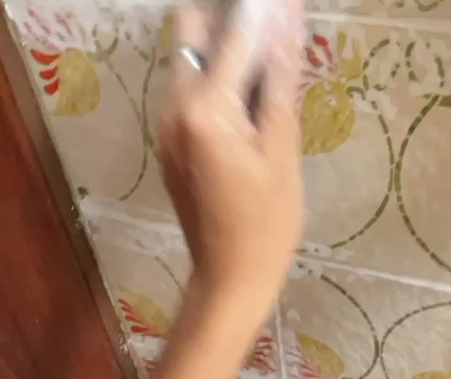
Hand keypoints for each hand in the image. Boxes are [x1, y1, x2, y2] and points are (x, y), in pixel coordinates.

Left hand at [158, 0, 304, 326]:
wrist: (229, 279)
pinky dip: (217, 82)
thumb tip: (283, 10)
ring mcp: (165, 127)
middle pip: (193, 29)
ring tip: (267, 81)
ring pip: (189, 57)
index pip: (235, 27)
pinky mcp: (168, 143)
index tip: (285, 10)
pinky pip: (188, 91)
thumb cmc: (267, 223)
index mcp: (204, 109)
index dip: (263, 11)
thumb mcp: (282, 146)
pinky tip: (249, 107)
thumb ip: (279, 73)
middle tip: (271, 48)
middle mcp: (172, 109)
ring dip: (225, 51)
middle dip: (231, 23)